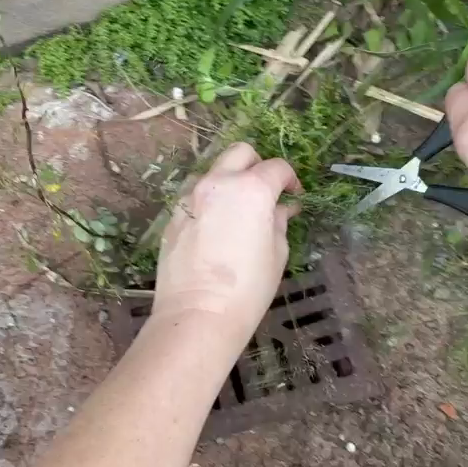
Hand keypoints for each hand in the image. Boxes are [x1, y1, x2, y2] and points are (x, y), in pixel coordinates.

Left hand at [153, 142, 301, 332]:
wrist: (198, 313)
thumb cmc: (248, 287)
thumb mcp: (277, 253)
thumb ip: (278, 221)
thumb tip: (281, 209)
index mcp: (251, 189)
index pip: (277, 167)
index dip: (290, 179)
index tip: (294, 195)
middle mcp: (218, 183)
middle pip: (240, 153)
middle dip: (256, 165)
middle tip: (265, 190)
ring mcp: (191, 196)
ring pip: (213, 171)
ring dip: (228, 181)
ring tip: (236, 210)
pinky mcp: (173, 215)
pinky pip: (194, 196)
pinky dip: (208, 201)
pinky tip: (214, 228)